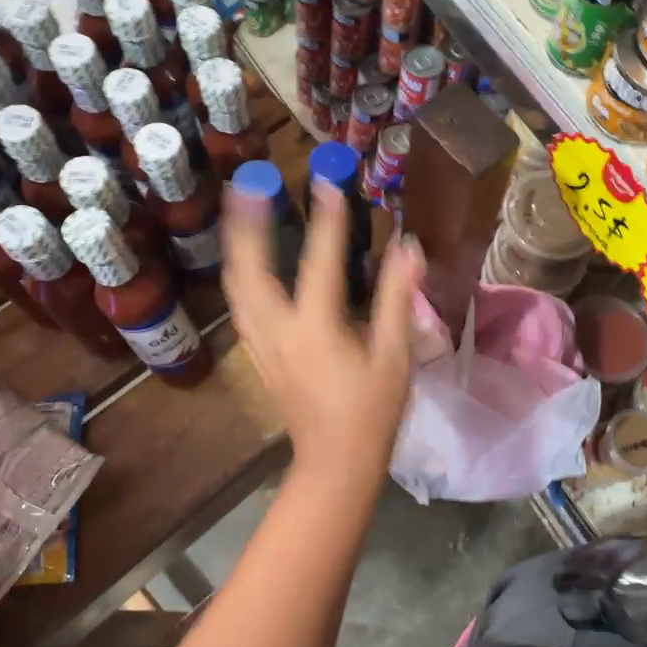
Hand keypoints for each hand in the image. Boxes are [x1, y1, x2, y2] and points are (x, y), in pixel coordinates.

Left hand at [222, 180, 423, 481]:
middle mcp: (278, 331)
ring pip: (237, 287)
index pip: (319, 262)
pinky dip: (241, 277)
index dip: (325, 220)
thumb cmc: (372, 412)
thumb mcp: (394, 356)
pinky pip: (241, 307)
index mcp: (316, 328)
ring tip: (239, 213)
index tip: (325, 182)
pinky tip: (248, 266)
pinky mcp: (258, 357)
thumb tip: (409, 249)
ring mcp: (262, 345)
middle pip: (251, 269)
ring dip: (238, 247)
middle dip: (247, 225)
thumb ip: (398, 299)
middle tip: (248, 186)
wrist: (335, 463)